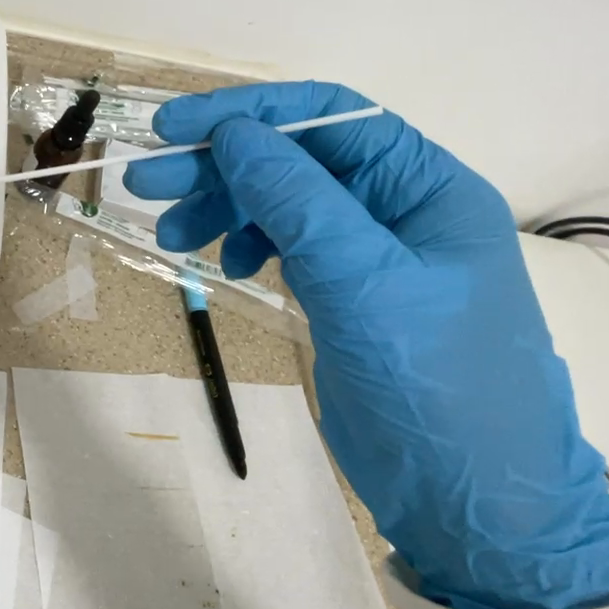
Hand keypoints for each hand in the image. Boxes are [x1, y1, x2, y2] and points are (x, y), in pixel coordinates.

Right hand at [124, 81, 608, 608]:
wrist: (466, 498)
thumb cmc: (430, 381)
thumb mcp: (361, 281)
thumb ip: (296, 199)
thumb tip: (232, 132)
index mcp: (425, 188)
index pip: (331, 116)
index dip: (248, 111)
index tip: (172, 126)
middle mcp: (396, 208)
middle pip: (292, 158)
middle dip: (217, 164)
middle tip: (142, 181)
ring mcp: (367, 250)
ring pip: (276, 200)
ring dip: (218, 206)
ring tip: (170, 234)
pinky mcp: (341, 288)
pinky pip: (278, 240)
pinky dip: (240, 242)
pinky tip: (223, 265)